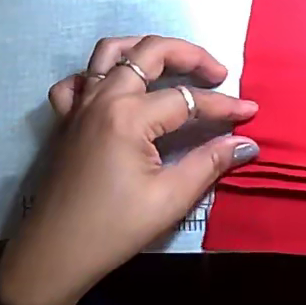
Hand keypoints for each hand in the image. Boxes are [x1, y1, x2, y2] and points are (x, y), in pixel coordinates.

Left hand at [0, 35, 259, 304]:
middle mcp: (102, 99)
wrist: (54, 253)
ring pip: (109, 52)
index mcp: (128, 116)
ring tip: (172, 65)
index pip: (187, 99)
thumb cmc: (114, 229)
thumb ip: (209, 163)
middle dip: (189, 55)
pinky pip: (78, 81)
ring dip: (145, 50)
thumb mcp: (170, 198)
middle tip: (217, 73)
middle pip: (148, 52)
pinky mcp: (65, 120)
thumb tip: (246, 143)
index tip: (250, 111)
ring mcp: (79, 106)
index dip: (223, 105)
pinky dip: (98, 75)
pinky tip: (116, 90)